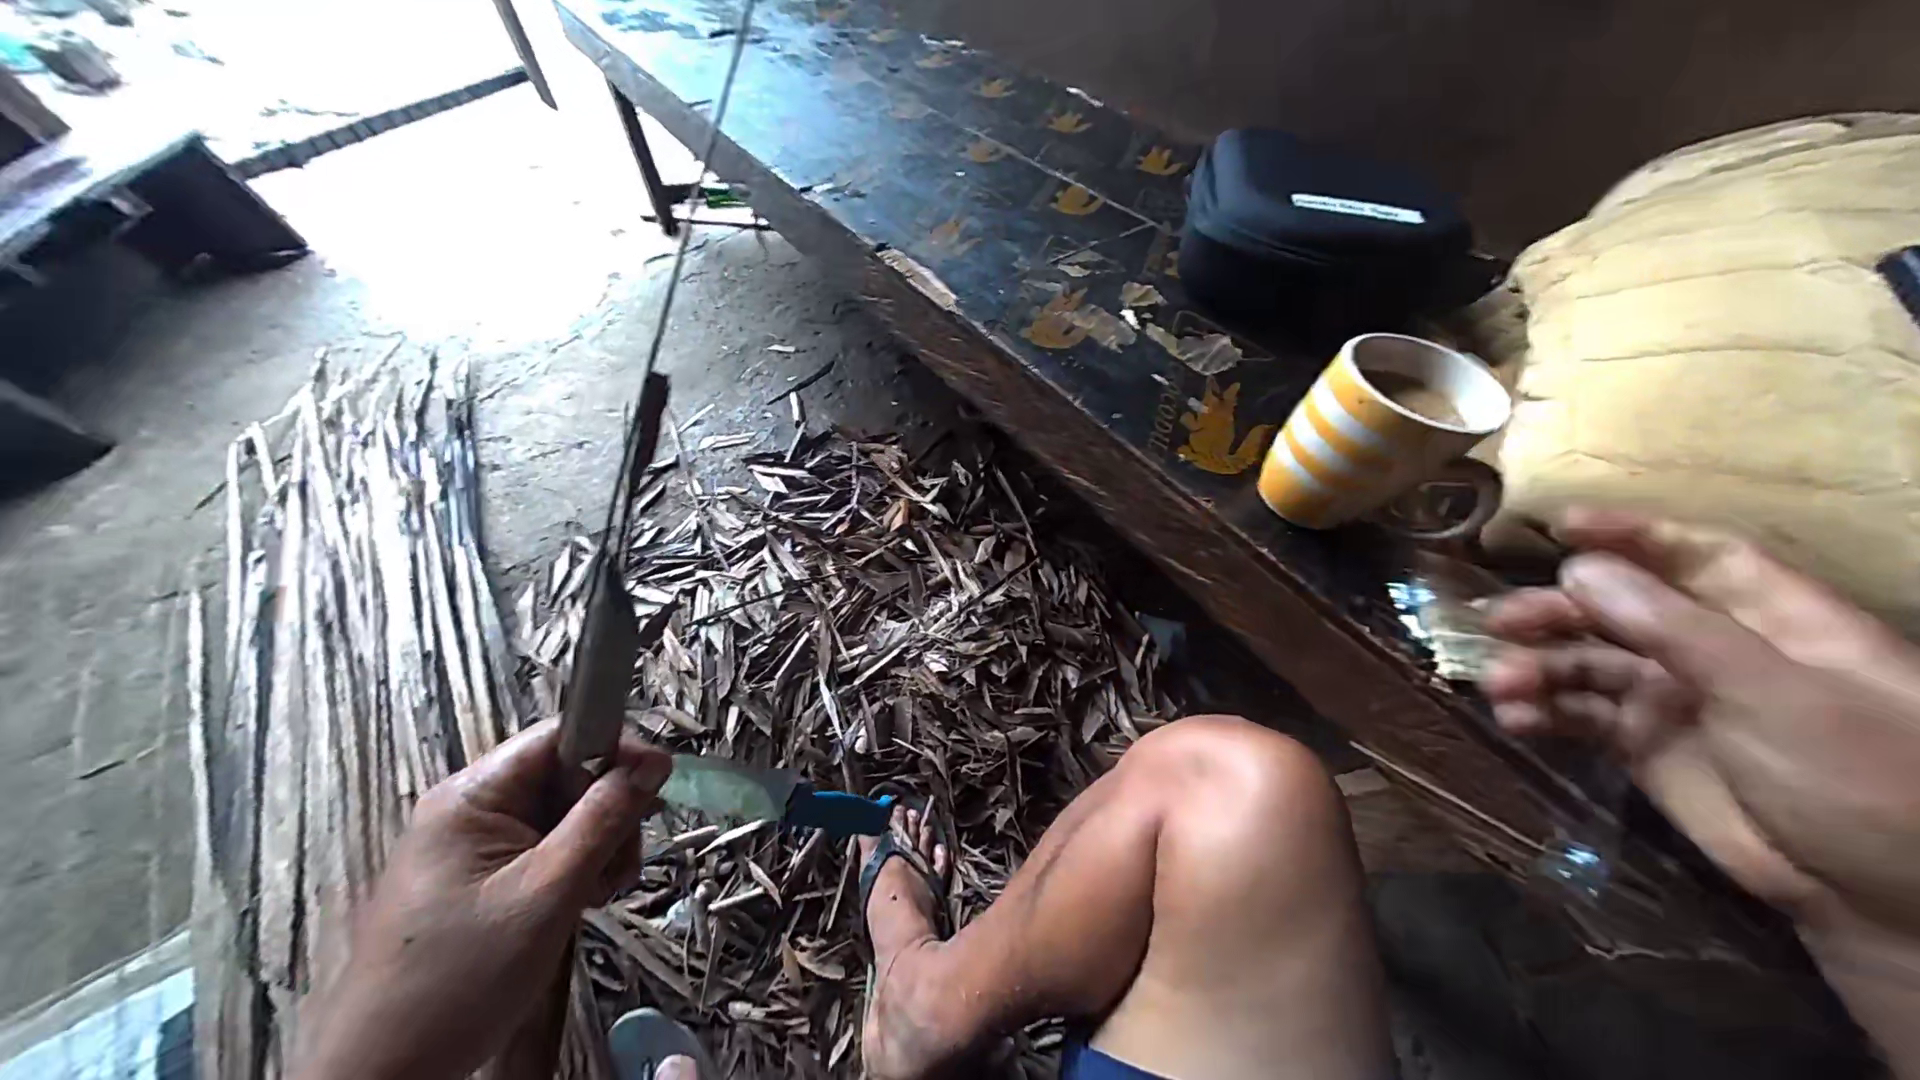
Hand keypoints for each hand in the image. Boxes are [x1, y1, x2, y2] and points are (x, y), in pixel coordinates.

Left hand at [293, 720, 671, 1079]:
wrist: (382, 1079)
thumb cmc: (462, 979)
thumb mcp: (548, 891)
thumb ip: (605, 817)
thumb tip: (657, 760)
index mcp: (473, 796)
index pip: (561, 736)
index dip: (615, 748)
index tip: (657, 783)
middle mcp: (473, 808)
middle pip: (570, 775)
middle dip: (610, 811)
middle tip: (623, 860)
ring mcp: (478, 844)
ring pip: (568, 813)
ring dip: (601, 844)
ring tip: (603, 891)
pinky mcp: (485, 876)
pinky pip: (551, 846)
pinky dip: (580, 866)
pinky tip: (586, 900)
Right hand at [1480, 509, 1919, 938]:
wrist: (1886, 903)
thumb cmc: (1862, 780)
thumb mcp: (1771, 693)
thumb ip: (1671, 628)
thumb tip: (1579, 567)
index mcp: (1771, 623)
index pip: (1698, 556)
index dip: (1632, 534)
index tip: (1559, 526)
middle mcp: (1713, 652)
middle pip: (1617, 609)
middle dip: (1554, 610)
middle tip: (1500, 621)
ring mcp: (1673, 698)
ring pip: (1583, 661)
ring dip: (1535, 667)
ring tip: (1500, 685)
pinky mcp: (1641, 743)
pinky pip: (1575, 713)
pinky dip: (1539, 712)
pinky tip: (1517, 720)